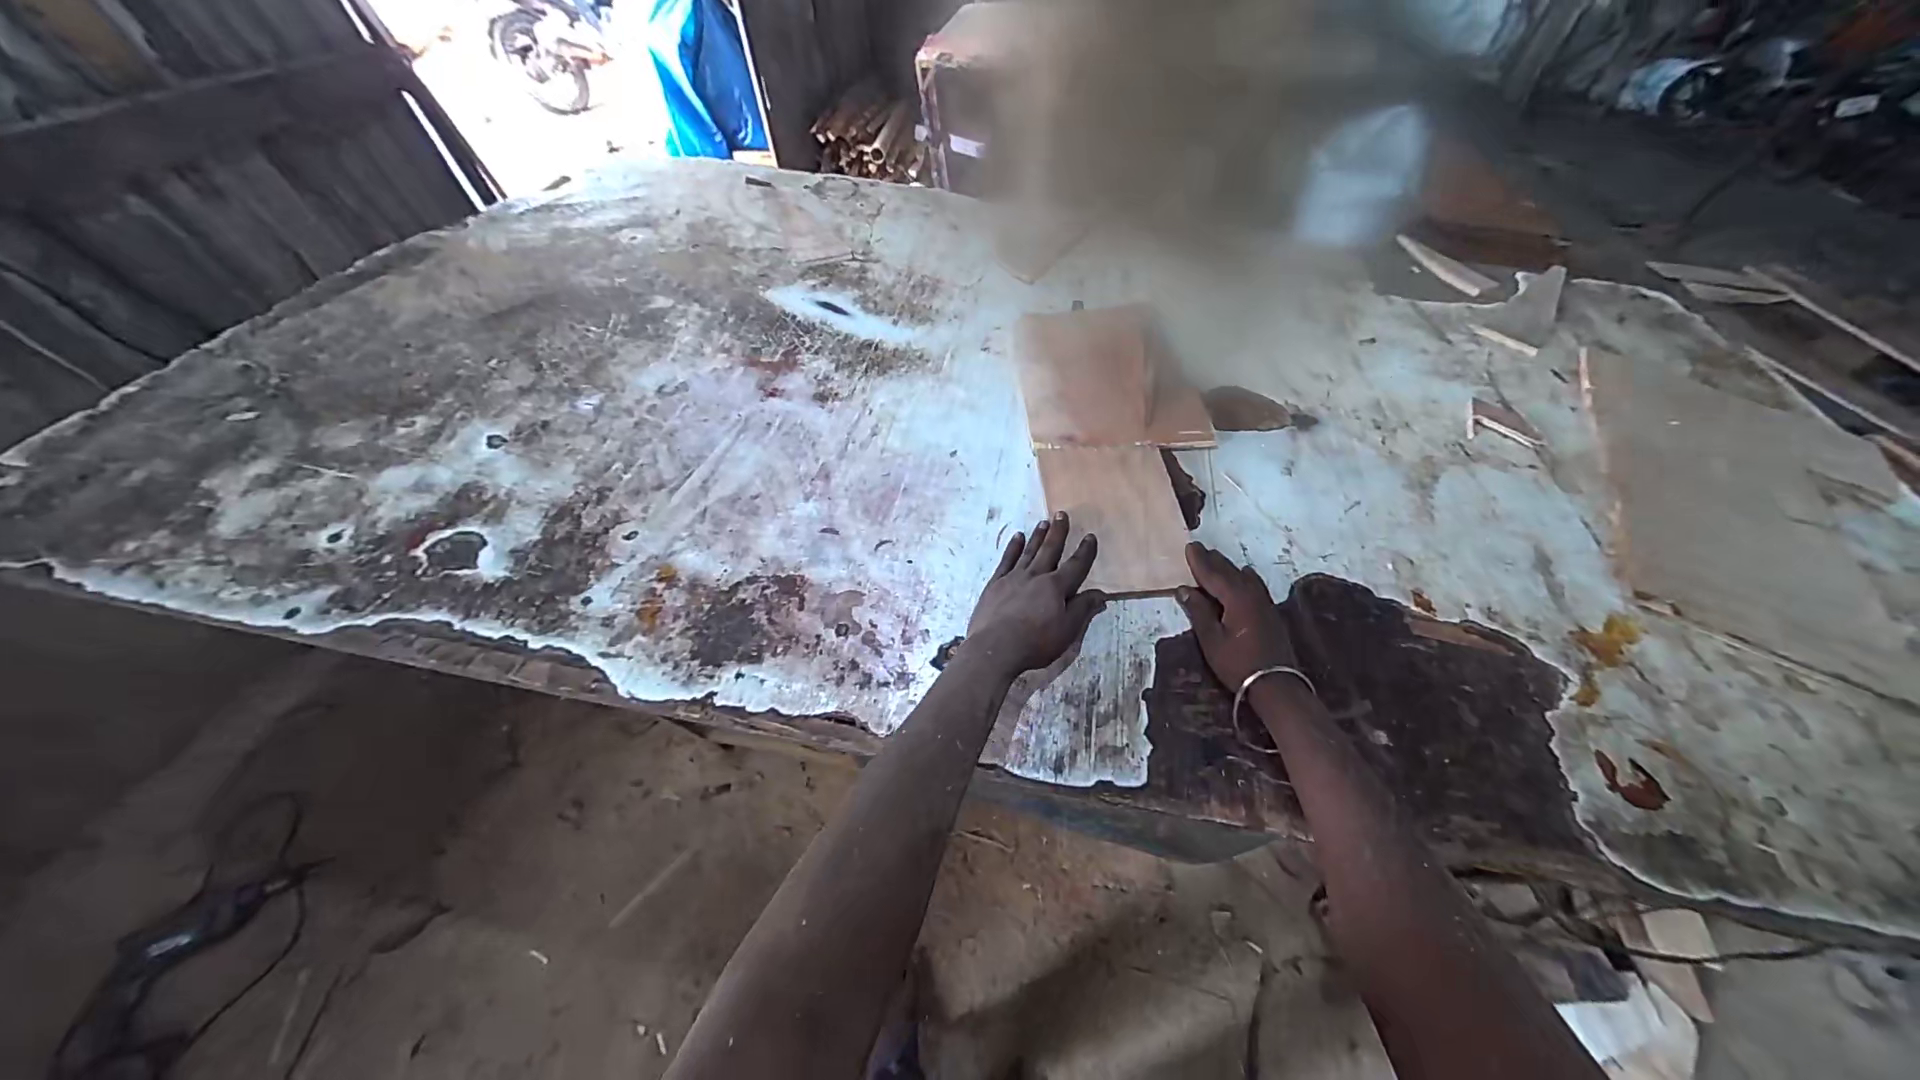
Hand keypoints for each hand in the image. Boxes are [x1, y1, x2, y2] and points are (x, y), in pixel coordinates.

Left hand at [964, 512, 1106, 675]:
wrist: (995, 648)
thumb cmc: (1035, 642)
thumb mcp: (1067, 630)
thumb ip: (1083, 609)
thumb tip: (1100, 594)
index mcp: (1056, 587)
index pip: (1075, 566)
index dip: (1085, 552)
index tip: (1090, 537)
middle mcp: (1036, 576)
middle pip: (1050, 550)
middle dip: (1058, 533)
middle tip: (1061, 514)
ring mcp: (1013, 578)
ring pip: (1029, 551)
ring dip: (1038, 537)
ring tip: (1044, 522)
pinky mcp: (995, 584)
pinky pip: (1006, 560)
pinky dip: (1013, 548)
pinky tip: (1017, 538)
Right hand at [1174, 542, 1297, 689]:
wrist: (1275, 685)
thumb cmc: (1237, 664)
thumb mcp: (1211, 640)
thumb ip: (1198, 612)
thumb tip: (1185, 590)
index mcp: (1236, 599)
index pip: (1213, 575)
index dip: (1200, 562)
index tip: (1190, 547)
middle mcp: (1252, 596)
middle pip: (1230, 572)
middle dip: (1214, 561)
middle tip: (1200, 549)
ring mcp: (1264, 604)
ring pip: (1244, 578)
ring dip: (1229, 568)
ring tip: (1216, 560)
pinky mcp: (1270, 614)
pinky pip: (1254, 586)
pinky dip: (1243, 578)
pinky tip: (1243, 577)